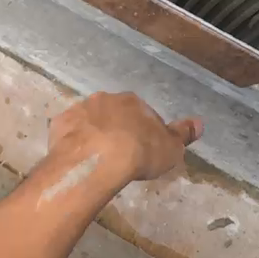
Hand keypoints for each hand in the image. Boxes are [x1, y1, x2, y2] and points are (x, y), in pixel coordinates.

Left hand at [47, 92, 202, 189]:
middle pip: (112, 113)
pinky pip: (69, 131)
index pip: (142, 113)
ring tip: (98, 158)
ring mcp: (79, 109)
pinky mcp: (60, 123)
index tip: (144, 149)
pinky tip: (78, 157)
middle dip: (116, 128)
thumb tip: (198, 123)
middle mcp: (104, 99)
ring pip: (89, 120)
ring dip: (93, 133)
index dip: (143, 132)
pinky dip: (73, 141)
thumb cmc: (140, 152)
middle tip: (120, 153)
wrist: (98, 158)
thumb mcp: (171, 148)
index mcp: (132, 101)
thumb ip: (183, 134)